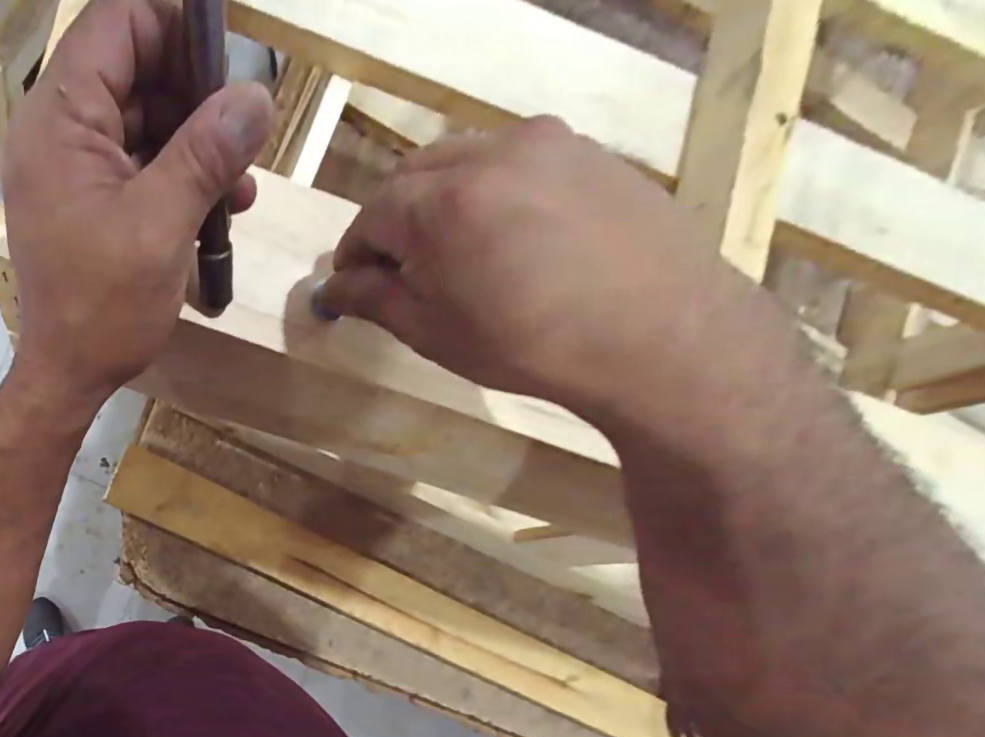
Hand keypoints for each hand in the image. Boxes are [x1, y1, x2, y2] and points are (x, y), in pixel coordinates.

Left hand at [0, 0, 273, 415]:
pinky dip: (179, 177)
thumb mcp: (161, 225)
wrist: (71, 373)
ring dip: (196, 144)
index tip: (229, 60)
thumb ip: (206, 155)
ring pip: (142, 122)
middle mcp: (57, 132)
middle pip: (132, 72)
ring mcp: (71, 168)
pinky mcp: (88, 201)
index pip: (116, 26)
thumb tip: (256, 96)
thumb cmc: (105, 306)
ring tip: (242, 181)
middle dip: (195, 96)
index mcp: (60, 121)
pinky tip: (223, 206)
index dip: (175, 27)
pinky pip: (138, 166)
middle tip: (244, 129)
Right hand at [317, 118, 792, 426]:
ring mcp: (540, 142)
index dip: (353, 255)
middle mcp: (486, 153)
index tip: (350, 286)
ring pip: (459, 160)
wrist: (653, 333)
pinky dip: (486, 189)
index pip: (370, 217)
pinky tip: (504, 235)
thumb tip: (332, 287)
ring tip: (451, 252)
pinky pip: (510, 159)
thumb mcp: (435, 333)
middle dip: (391, 224)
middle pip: (410, 179)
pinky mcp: (581, 147)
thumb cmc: (527, 346)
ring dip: (436, 200)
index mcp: (440, 204)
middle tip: (397, 272)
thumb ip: (375, 299)